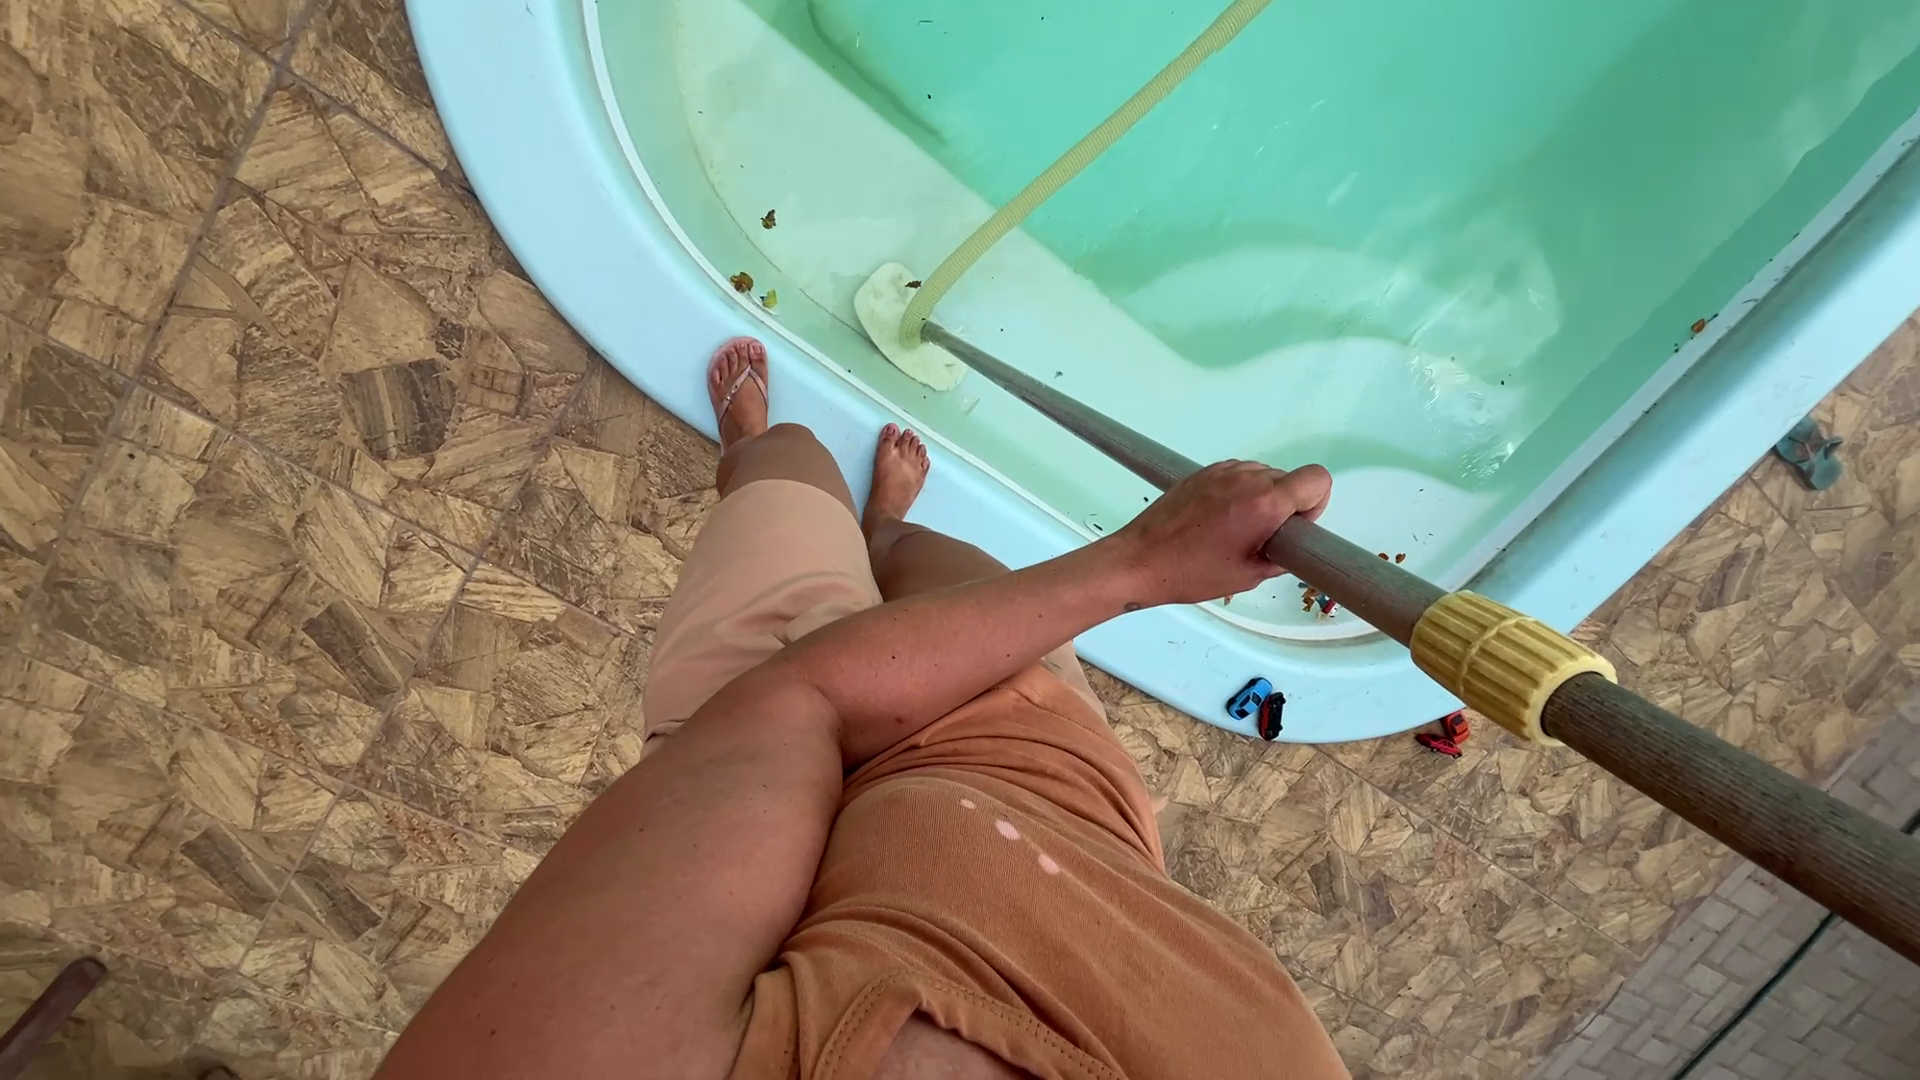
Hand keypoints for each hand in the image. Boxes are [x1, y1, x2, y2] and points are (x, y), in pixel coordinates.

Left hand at [1103, 460, 1330, 607]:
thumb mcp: (1248, 575)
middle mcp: (1246, 478)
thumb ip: (1281, 556)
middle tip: (1258, 537)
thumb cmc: (1191, 572)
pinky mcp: (1201, 472)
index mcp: (1264, 502)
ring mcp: (1220, 471)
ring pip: (1261, 475)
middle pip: (1288, 479)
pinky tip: (1216, 518)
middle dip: (1284, 505)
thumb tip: (1294, 546)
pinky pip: (1235, 475)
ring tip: (1233, 529)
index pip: (1317, 479)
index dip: (1314, 504)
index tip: (1292, 528)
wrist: (1140, 559)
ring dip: (1259, 497)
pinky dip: (1236, 491)